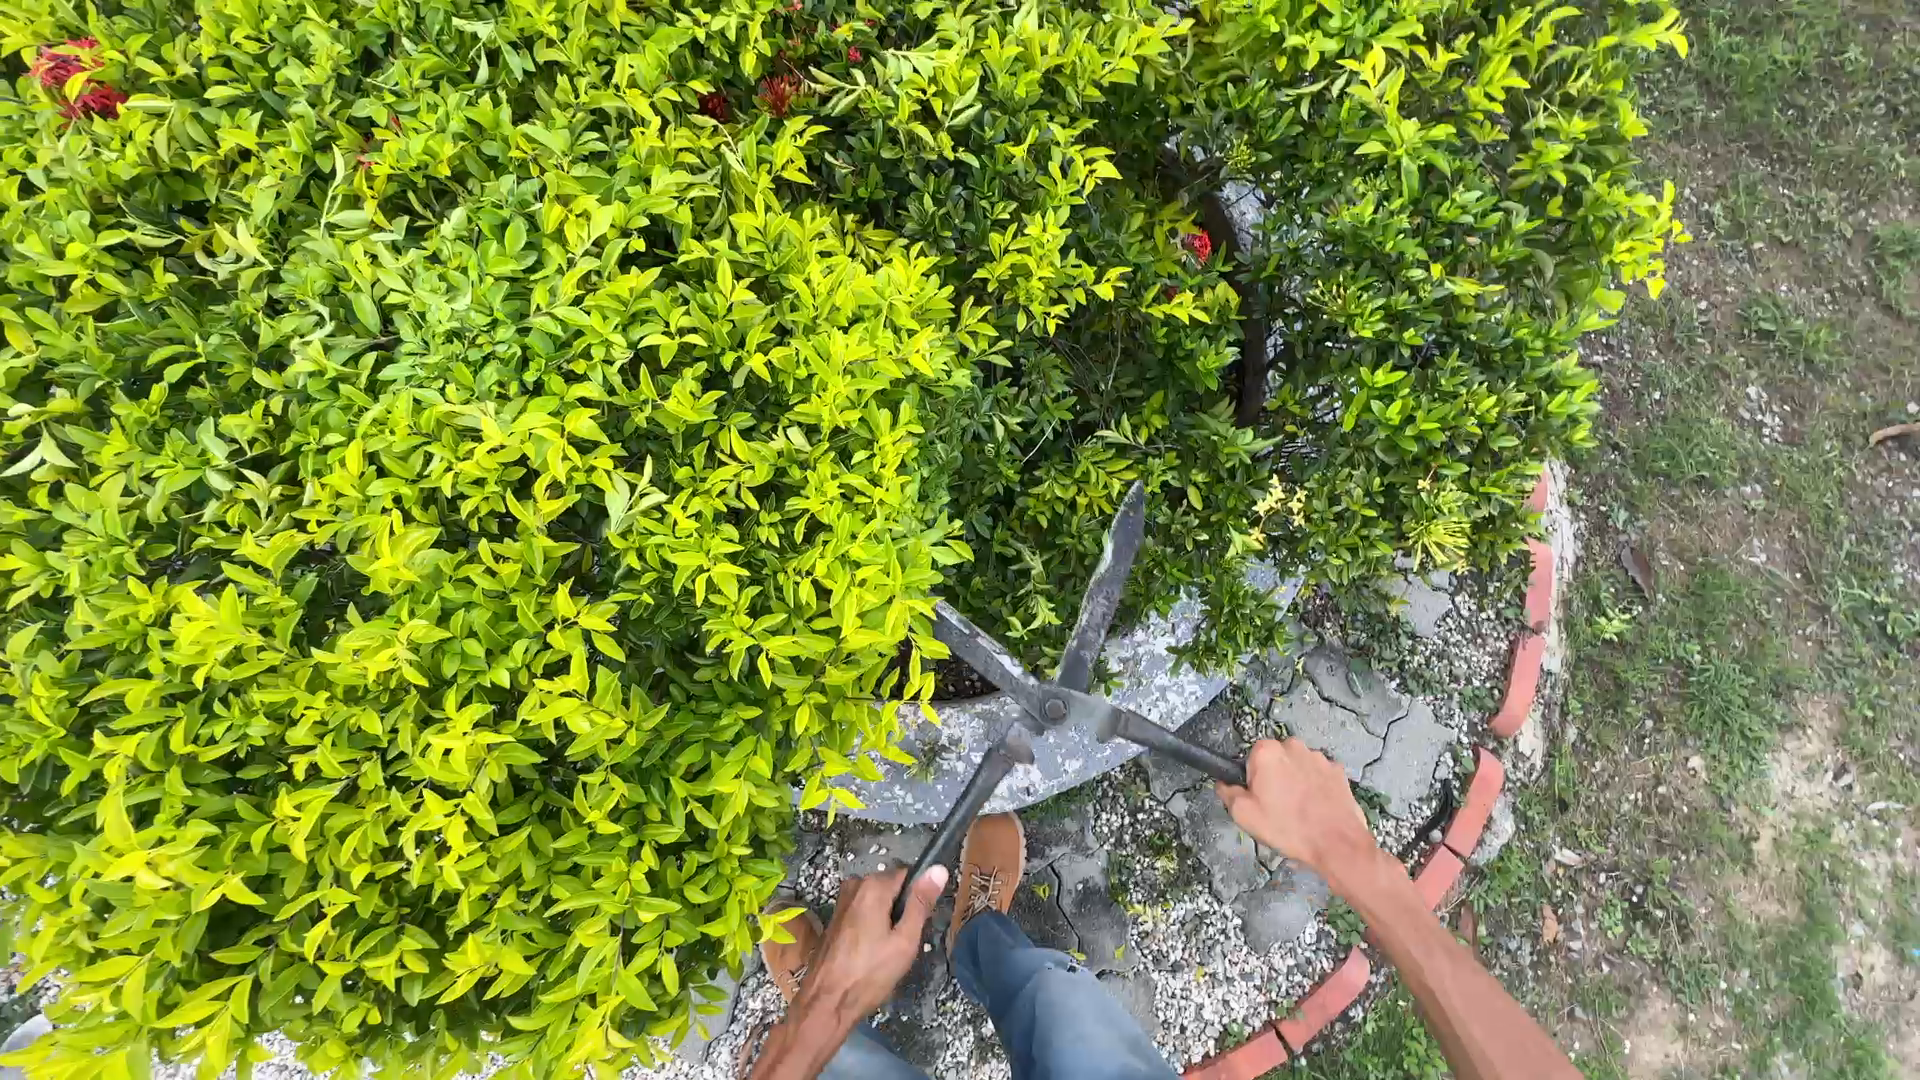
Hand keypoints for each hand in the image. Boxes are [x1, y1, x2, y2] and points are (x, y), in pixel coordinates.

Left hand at [792, 864, 948, 1026]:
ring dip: (885, 919)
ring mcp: (842, 900)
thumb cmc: (869, 973)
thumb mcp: (904, 941)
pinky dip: (870, 926)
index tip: (916, 924)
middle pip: (891, 887)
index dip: (917, 898)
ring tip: (885, 951)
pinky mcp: (835, 916)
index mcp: (873, 886)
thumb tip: (939, 869)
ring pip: (877, 901)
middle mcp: (855, 884)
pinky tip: (869, 953)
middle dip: (900, 910)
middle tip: (901, 943)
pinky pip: (863, 911)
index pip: (908, 875)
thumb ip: (921, 903)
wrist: (825, 1003)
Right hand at [1216, 738, 1379, 885]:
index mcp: (1266, 752)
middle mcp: (1292, 746)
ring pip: (1297, 766)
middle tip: (1277, 806)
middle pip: (1274, 759)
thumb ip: (1227, 793)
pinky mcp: (1338, 771)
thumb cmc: (1289, 828)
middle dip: (1274, 777)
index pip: (1249, 759)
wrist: (1338, 845)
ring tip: (1299, 810)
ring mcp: (1319, 757)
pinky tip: (1316, 808)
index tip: (1259, 798)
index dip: (1252, 780)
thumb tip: (1224, 784)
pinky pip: (1318, 775)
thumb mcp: (1244, 815)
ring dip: (1295, 781)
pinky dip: (1316, 787)